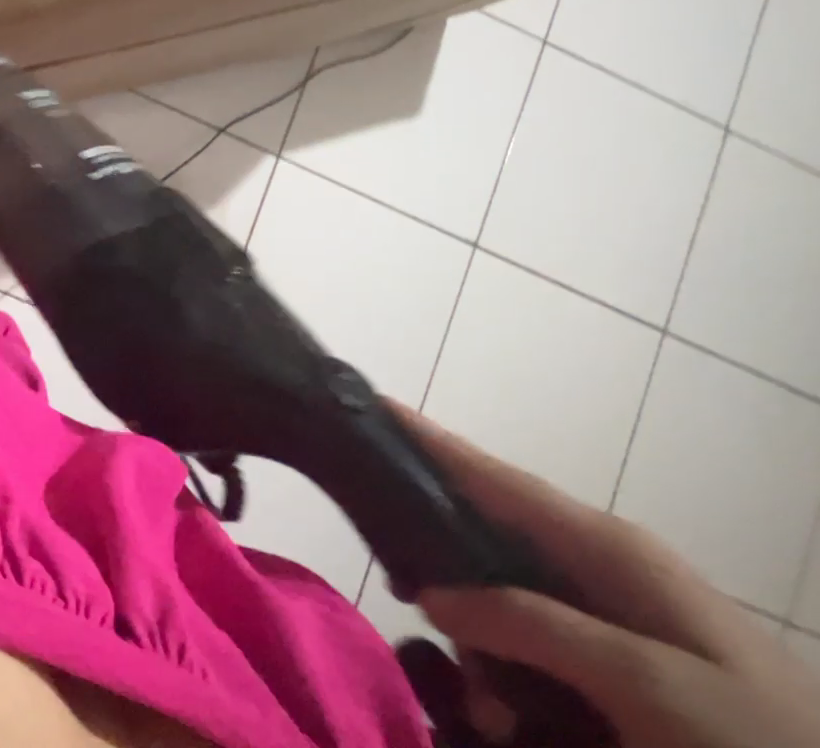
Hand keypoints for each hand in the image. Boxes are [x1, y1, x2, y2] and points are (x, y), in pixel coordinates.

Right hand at [393, 408, 819, 746]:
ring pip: (489, 589)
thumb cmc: (755, 737)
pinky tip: (503, 708)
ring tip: (488, 705)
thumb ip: (533, 625)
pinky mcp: (602, 642)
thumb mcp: (648, 685)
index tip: (364, 406)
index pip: (490, 475)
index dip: (425, 439)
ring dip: (473, 639)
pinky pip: (518, 630)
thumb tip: (433, 593)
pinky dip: (498, 664)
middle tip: (403, 597)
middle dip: (433, 565)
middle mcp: (594, 559)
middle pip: (476, 527)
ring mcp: (600, 601)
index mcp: (606, 547)